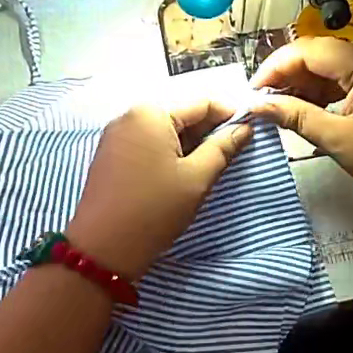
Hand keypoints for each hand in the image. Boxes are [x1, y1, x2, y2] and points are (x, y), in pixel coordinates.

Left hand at [66, 99, 251, 279]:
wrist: (103, 249)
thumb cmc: (155, 209)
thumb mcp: (197, 178)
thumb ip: (223, 148)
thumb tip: (244, 128)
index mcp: (151, 113)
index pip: (202, 103)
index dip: (229, 115)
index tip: (250, 132)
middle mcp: (130, 116)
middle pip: (182, 115)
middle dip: (209, 132)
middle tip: (232, 155)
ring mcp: (117, 136)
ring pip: (166, 132)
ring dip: (191, 145)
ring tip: (209, 169)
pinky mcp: (111, 156)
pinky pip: (149, 144)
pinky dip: (170, 154)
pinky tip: (182, 176)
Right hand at [251, 38, 352, 218]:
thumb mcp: (337, 139)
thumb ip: (296, 116)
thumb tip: (257, 104)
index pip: (307, 50)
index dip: (275, 67)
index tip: (252, 93)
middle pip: (316, 53)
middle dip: (286, 74)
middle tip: (261, 101)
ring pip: (327, 67)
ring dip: (300, 84)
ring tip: (276, 109)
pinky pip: (341, 80)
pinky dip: (319, 93)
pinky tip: (301, 110)